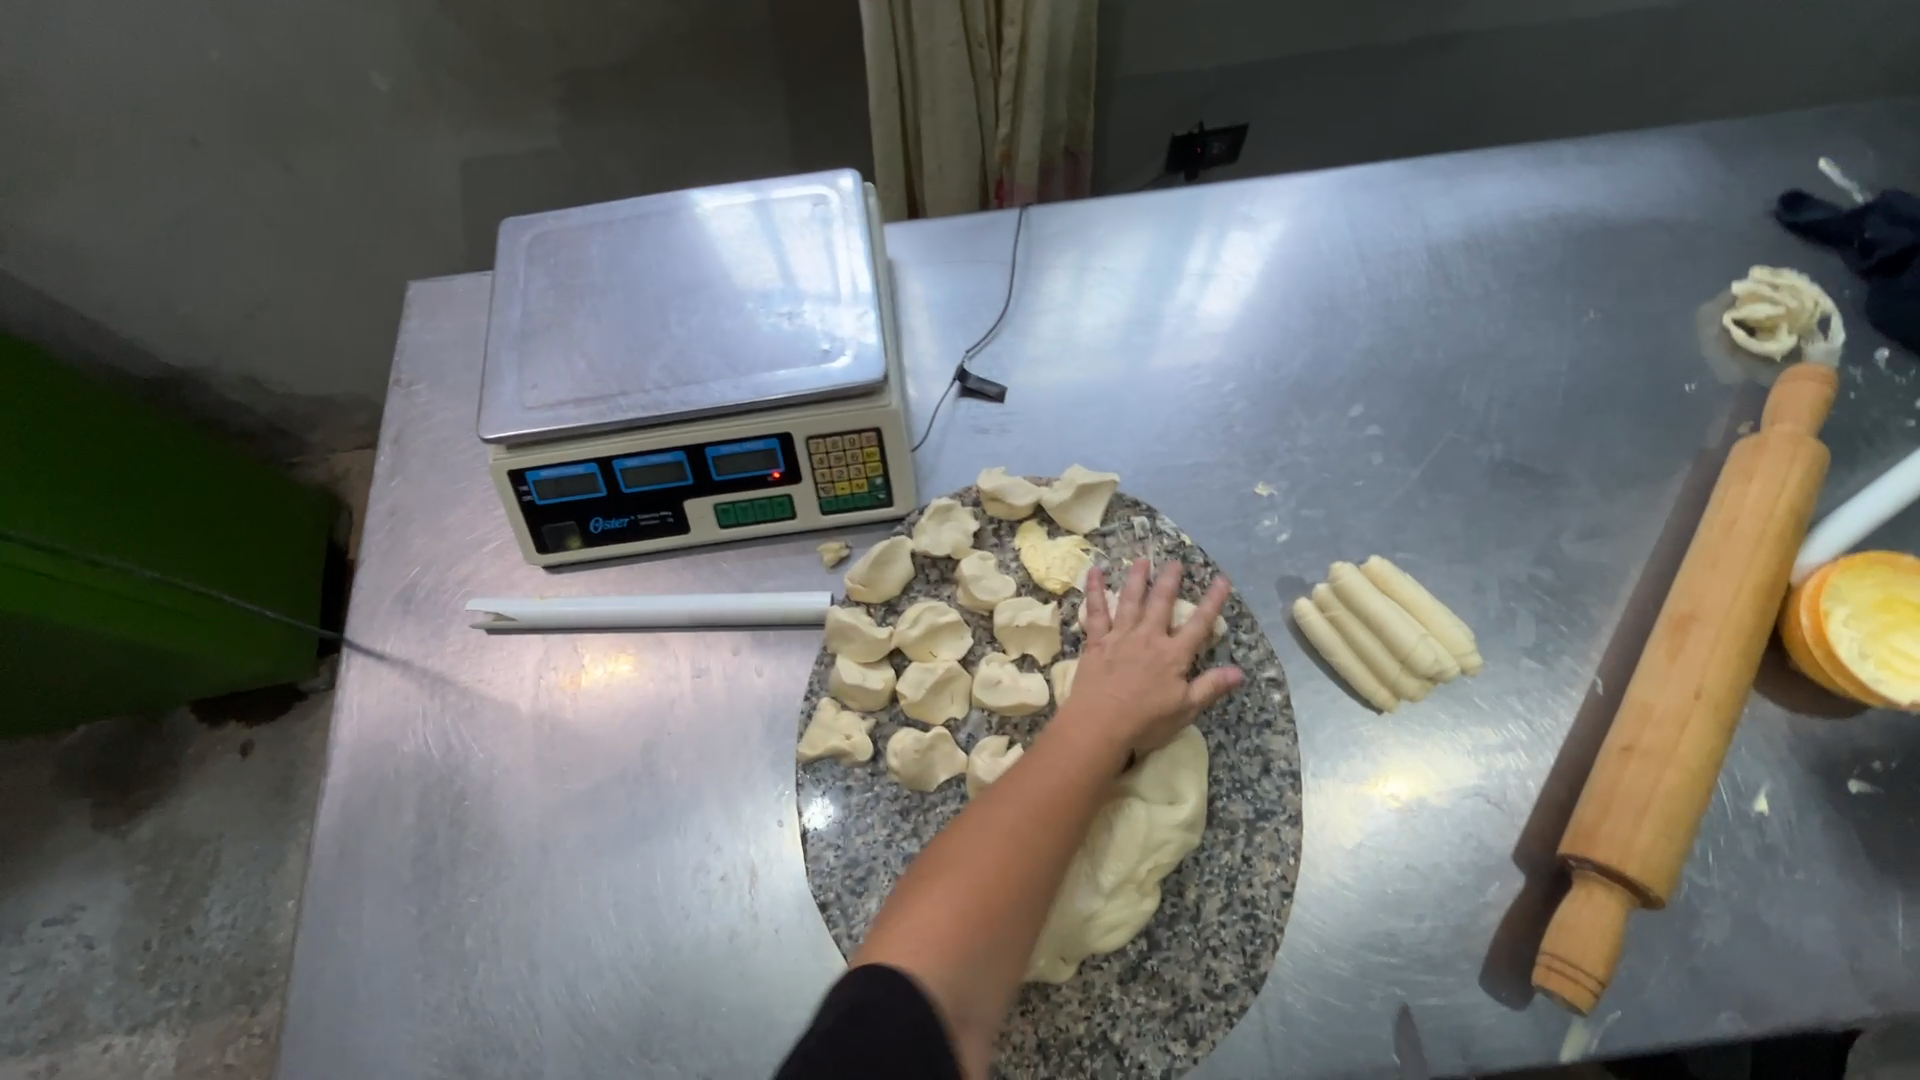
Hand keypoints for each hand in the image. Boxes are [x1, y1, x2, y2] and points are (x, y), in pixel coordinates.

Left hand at [1060, 559, 1244, 756]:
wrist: (1099, 724)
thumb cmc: (1145, 721)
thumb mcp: (1185, 709)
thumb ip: (1211, 686)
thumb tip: (1240, 672)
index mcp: (1173, 655)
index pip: (1199, 624)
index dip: (1212, 601)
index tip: (1222, 580)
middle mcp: (1148, 638)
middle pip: (1161, 603)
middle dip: (1170, 581)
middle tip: (1175, 562)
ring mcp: (1120, 637)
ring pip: (1130, 600)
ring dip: (1137, 578)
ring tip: (1142, 560)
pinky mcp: (1096, 641)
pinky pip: (1096, 611)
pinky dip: (1095, 590)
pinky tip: (1094, 572)